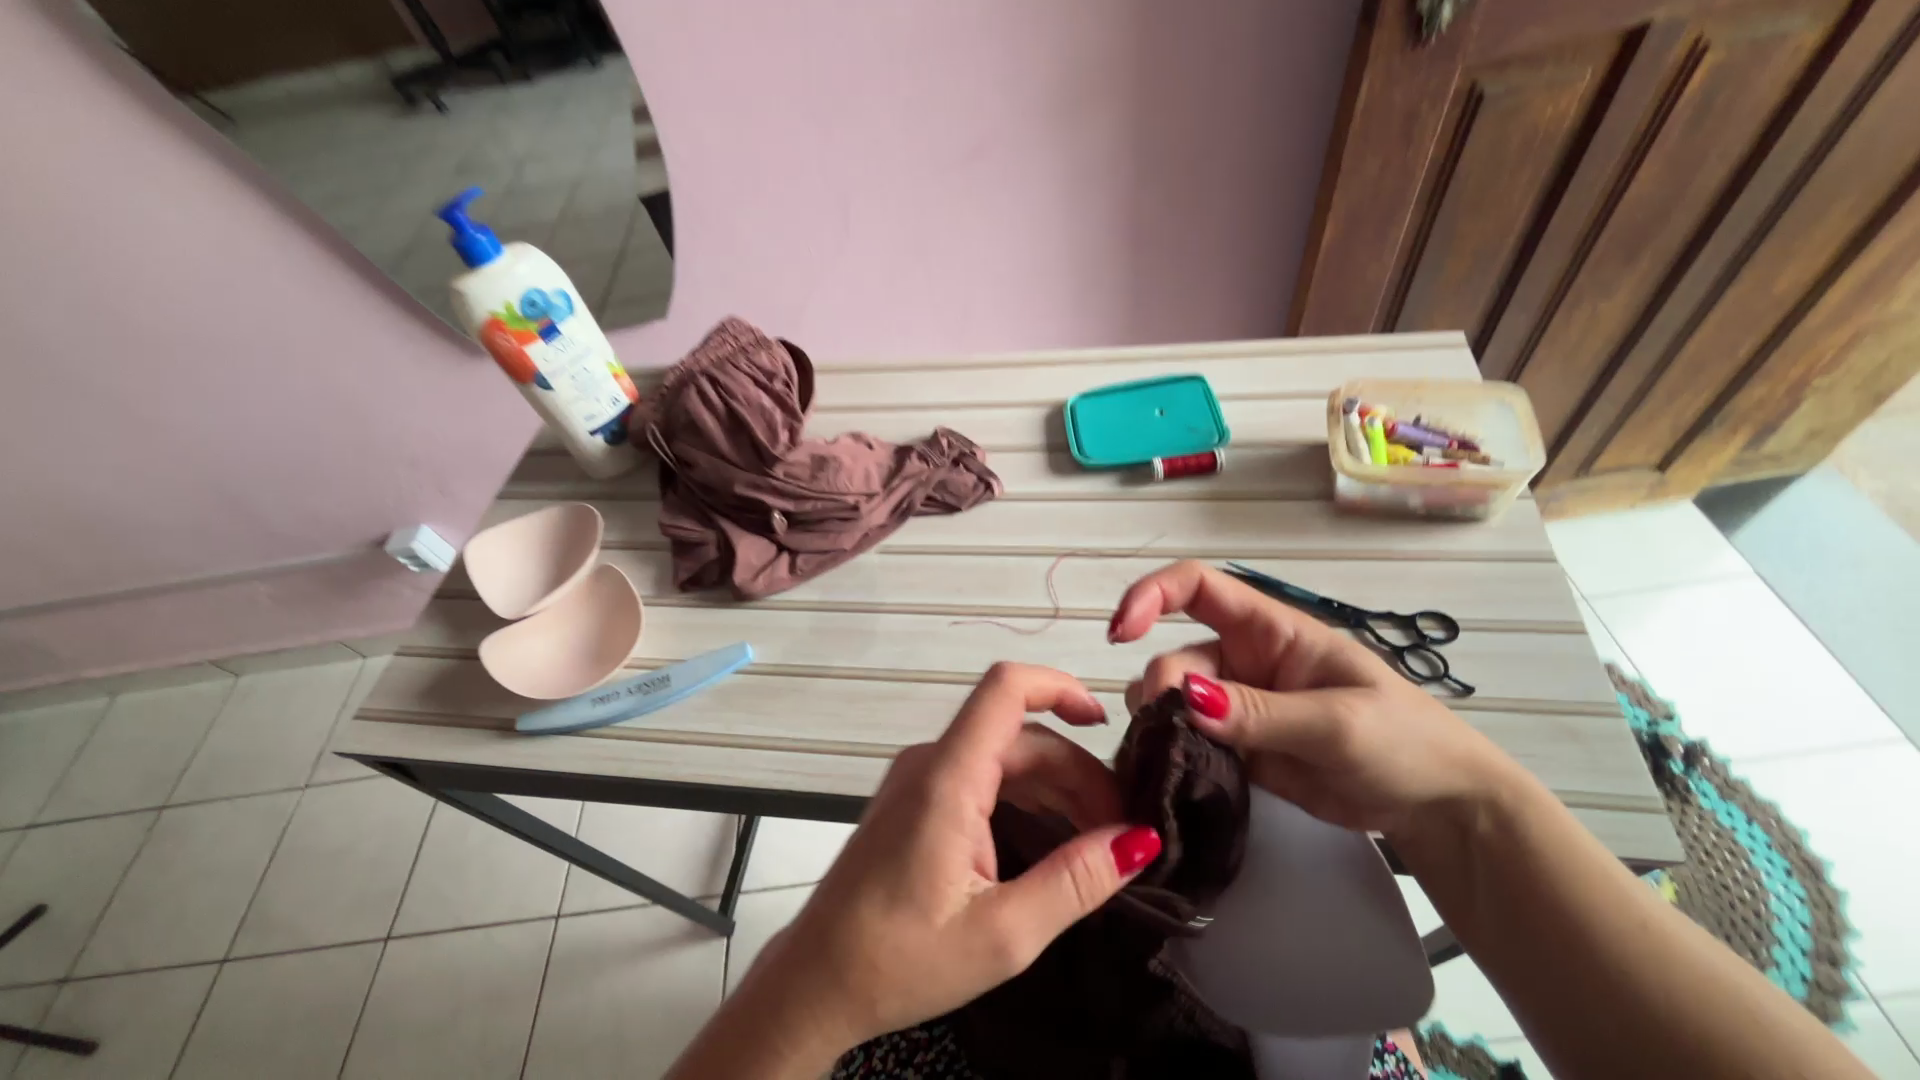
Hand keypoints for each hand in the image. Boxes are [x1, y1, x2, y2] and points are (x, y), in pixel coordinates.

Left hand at [729, 663, 1162, 1060]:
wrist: (818, 982)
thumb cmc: (900, 961)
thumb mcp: (1002, 933)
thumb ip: (1074, 882)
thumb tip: (1139, 840)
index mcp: (947, 779)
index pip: (1005, 689)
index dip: (1061, 686)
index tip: (1110, 725)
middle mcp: (931, 764)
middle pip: (1021, 736)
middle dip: (1079, 772)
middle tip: (1121, 832)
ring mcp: (920, 781)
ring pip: (1006, 759)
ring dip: (1057, 792)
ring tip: (1096, 846)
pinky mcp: (917, 803)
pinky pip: (984, 780)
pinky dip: (1027, 802)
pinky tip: (1054, 846)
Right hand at [1108, 561, 1518, 844]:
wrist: (1436, 806)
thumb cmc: (1404, 742)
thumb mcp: (1337, 722)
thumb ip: (1260, 712)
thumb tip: (1182, 699)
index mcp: (1273, 630)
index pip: (1199, 587)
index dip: (1152, 594)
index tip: (1121, 631)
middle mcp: (1247, 660)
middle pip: (1178, 656)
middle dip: (1161, 686)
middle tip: (1166, 728)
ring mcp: (1241, 707)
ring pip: (1176, 701)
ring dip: (1162, 723)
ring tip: (1167, 757)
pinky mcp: (1239, 749)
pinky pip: (1190, 741)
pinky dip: (1172, 753)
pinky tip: (1167, 774)